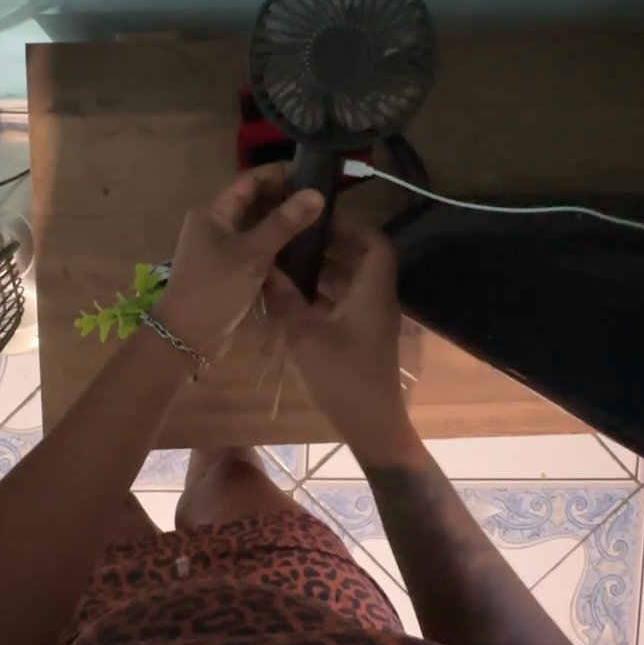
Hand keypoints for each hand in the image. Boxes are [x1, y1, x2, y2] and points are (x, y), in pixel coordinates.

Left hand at [150, 164, 324, 358]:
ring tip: (320, 223)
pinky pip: (258, 253)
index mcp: (213, 213)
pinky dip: (278, 251)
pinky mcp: (230, 273)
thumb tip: (316, 194)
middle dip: (286, 201)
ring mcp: (222, 251)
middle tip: (322, 201)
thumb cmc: (214, 288)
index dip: (278, 174)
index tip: (312, 173)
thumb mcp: (252, 253)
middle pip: (254, 205)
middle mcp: (215, 226)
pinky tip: (304, 253)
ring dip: (284, 227)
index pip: (249, 182)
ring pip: (258, 230)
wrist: (186, 336)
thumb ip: (283, 223)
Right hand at [262, 220, 408, 436]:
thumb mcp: (305, 335)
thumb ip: (285, 299)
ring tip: (290, 260)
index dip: (349, 226)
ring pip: (354, 280)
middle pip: (362, 258)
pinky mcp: (364, 335)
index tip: (316, 220)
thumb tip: (265, 269)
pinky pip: (348, 299)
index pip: (374, 243)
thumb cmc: (342, 376)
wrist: (370, 424)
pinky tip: (296, 294)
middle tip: (295, 236)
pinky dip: (326, 291)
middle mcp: (378, 298)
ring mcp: (372, 318)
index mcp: (372, 291)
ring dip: (327, 268)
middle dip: (331, 244)